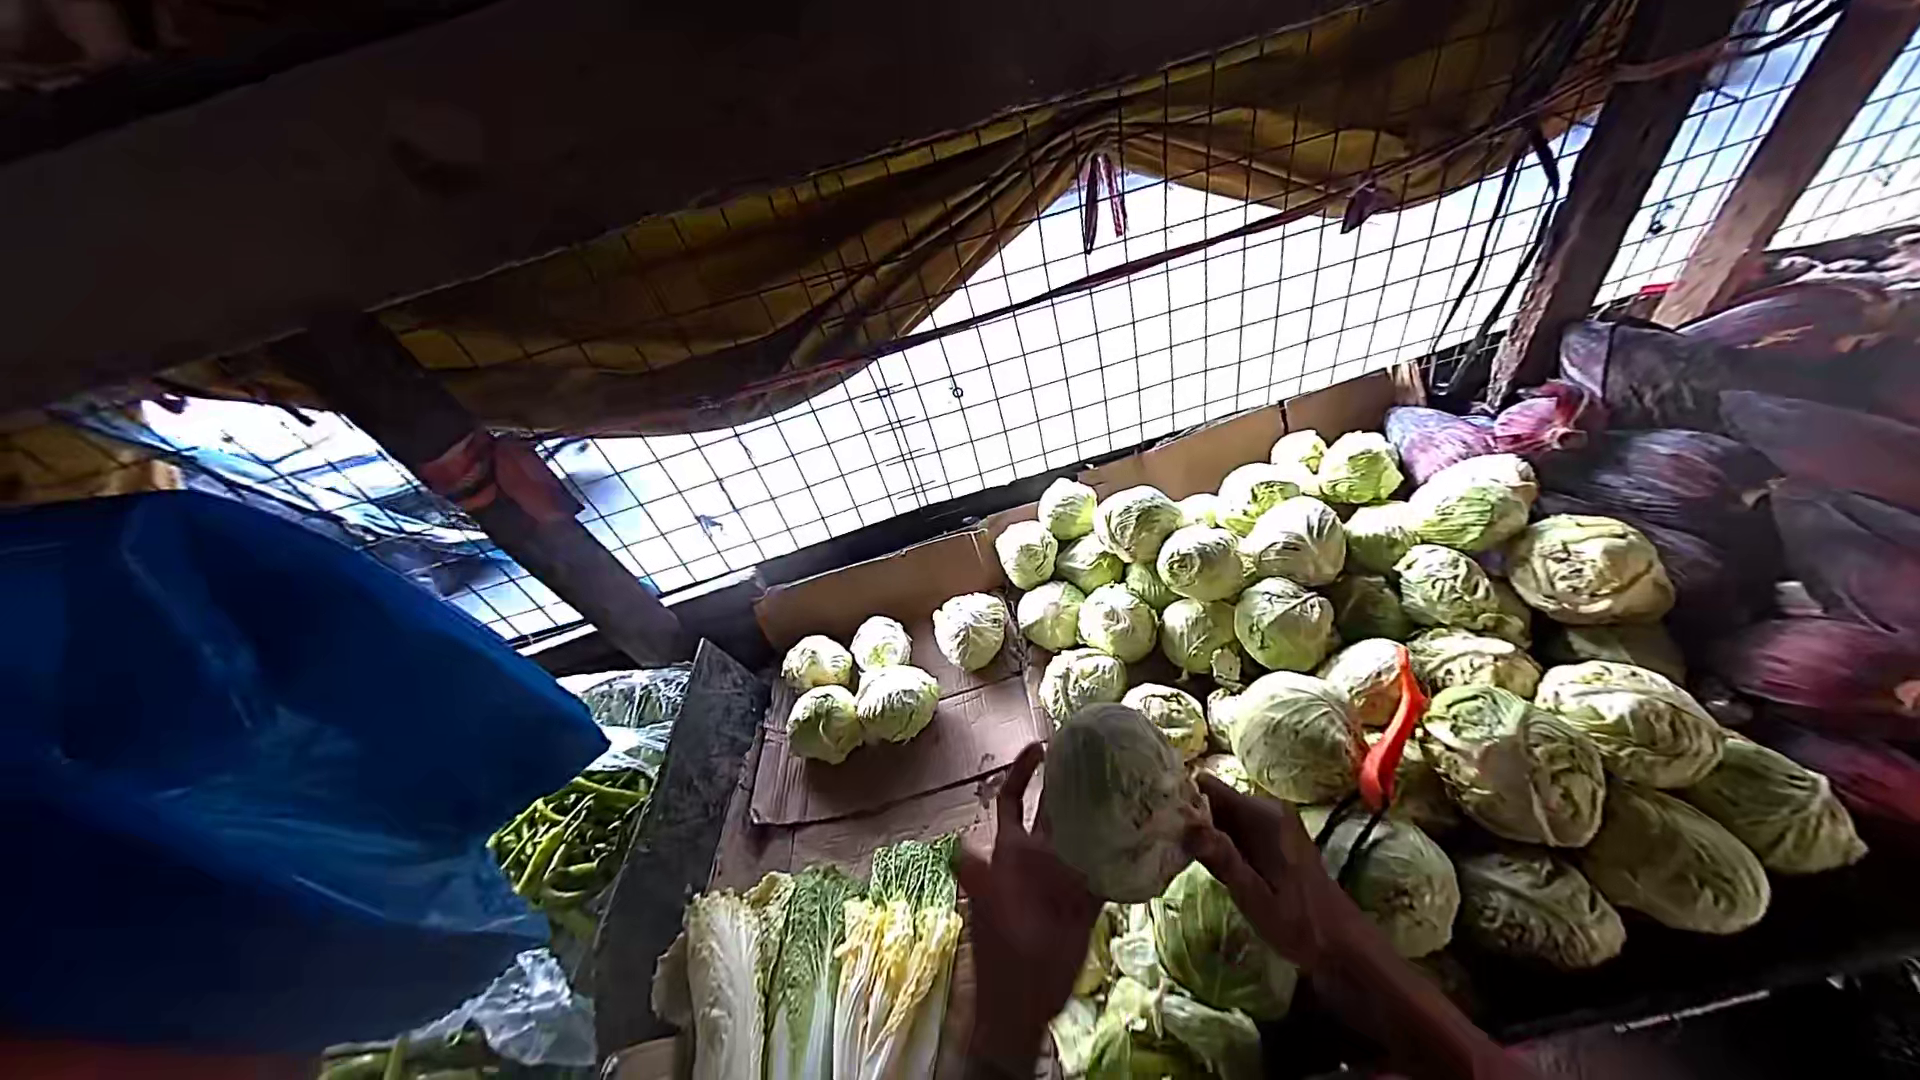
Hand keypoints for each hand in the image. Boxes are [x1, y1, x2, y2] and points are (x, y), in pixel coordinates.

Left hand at [955, 743, 1102, 1071]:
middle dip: (1071, 781)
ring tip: (1128, 786)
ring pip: (1084, 832)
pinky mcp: (1088, 899)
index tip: (1039, 746)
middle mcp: (1039, 854)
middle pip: (1055, 807)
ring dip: (1102, 812)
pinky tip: (1147, 838)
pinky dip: (1124, 857)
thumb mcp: (984, 909)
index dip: (1021, 772)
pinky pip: (1108, 870)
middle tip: (1098, 755)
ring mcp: (1065, 874)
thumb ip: (974, 877)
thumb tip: (958, 847)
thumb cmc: (998, 952)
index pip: (1012, 799)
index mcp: (1010, 849)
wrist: (1021, 1004)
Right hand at [1188, 777, 1528, 1079]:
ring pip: (1220, 811)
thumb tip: (1187, 825)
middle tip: (1162, 838)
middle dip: (1188, 814)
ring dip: (1201, 828)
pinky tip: (1204, 860)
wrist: (1345, 949)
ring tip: (1178, 850)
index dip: (1180, 797)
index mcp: (1262, 815)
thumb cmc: (1300, 926)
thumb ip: (1223, 860)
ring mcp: (1271, 819)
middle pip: (1211, 797)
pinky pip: (1233, 823)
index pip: (1206, 785)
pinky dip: (1216, 837)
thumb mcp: (1256, 898)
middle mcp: (1266, 808)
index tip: (1157, 816)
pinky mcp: (1272, 833)